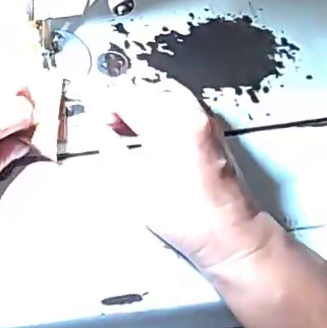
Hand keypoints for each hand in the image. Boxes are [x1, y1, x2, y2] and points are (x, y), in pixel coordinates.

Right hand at [95, 79, 281, 272]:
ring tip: (129, 125)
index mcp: (170, 125)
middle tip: (108, 123)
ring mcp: (206, 120)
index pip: (128, 99)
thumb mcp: (133, 187)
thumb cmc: (183, 217)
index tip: (95, 119)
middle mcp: (191, 115)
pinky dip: (163, 108)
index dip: (106, 106)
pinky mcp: (215, 130)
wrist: (231, 235)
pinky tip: (153, 130)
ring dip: (144, 104)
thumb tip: (100, 131)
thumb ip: (111, 150)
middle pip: (148, 91)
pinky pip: (184, 105)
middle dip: (124, 103)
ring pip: (167, 94)